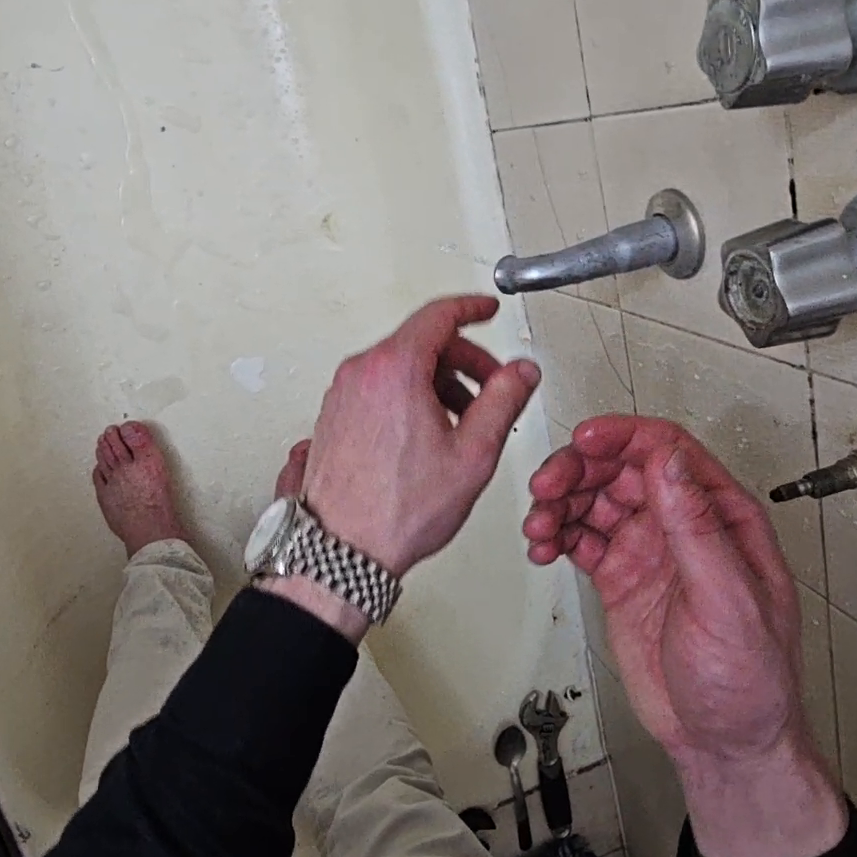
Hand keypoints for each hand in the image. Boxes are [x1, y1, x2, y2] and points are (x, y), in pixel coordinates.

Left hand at [301, 295, 540, 578]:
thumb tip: (520, 372)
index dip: (471, 309)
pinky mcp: (335, 415)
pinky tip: (429, 434)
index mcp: (395, 369)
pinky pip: (380, 388)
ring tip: (463, 422)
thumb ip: (503, 401)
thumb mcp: (472, 453)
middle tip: (492, 387)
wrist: (342, 548)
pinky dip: (410, 396)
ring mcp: (343, 394)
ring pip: (400, 366)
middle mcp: (362, 373)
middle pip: (421, 342)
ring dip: (439, 382)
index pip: (438, 316)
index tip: (486, 309)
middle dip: (464, 360)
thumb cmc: (397, 510)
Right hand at [524, 415, 845, 856]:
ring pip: (592, 498)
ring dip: (559, 502)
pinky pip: (579, 537)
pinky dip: (555, 534)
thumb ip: (696, 527)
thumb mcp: (728, 602)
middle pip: (619, 468)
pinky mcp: (618, 575)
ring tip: (540, 525)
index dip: (622, 436)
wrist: (722, 742)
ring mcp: (646, 547)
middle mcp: (680, 524)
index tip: (584, 441)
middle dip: (577, 470)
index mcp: (720, 517)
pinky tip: (544, 546)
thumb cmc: (749, 680)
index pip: (667, 451)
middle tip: (546, 488)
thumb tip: (668, 461)